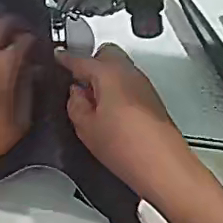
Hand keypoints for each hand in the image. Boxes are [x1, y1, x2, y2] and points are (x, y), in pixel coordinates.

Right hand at [56, 45, 193, 204]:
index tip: (58, 58)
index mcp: (109, 73)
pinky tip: (110, 112)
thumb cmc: (130, 148)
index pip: (80, 59)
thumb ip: (75, 103)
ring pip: (119, 68)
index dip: (65, 59)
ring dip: (104, 78)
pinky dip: (117, 90)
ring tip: (92, 101)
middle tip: (76, 81)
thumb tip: (76, 95)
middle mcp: (129, 73)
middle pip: (105, 54)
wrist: (164, 168)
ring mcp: (144, 85)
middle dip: (90, 63)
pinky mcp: (153, 100)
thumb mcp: (85, 127)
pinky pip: (129, 83)